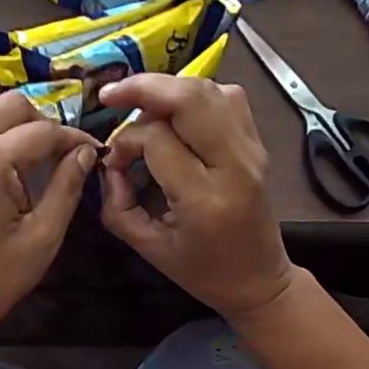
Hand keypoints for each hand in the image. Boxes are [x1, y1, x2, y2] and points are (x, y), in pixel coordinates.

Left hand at [0, 90, 97, 348]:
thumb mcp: (43, 238)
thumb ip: (66, 188)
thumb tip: (85, 153)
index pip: (42, 132)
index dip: (72, 140)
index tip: (88, 153)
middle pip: (8, 104)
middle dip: (39, 123)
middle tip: (52, 155)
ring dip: (0, 115)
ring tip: (14, 147)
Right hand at [98, 75, 295, 319]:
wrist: (258, 280)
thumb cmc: (201, 272)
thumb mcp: (149, 249)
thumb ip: (118, 206)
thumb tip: (110, 164)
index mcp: (204, 198)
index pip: (157, 139)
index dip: (126, 141)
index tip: (114, 164)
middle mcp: (233, 165)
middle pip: (188, 97)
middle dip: (143, 88)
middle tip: (111, 95)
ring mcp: (251, 150)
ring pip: (209, 89)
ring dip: (169, 90)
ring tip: (142, 106)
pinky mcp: (258, 144)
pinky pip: (226, 98)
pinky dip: (195, 96)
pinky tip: (175, 112)